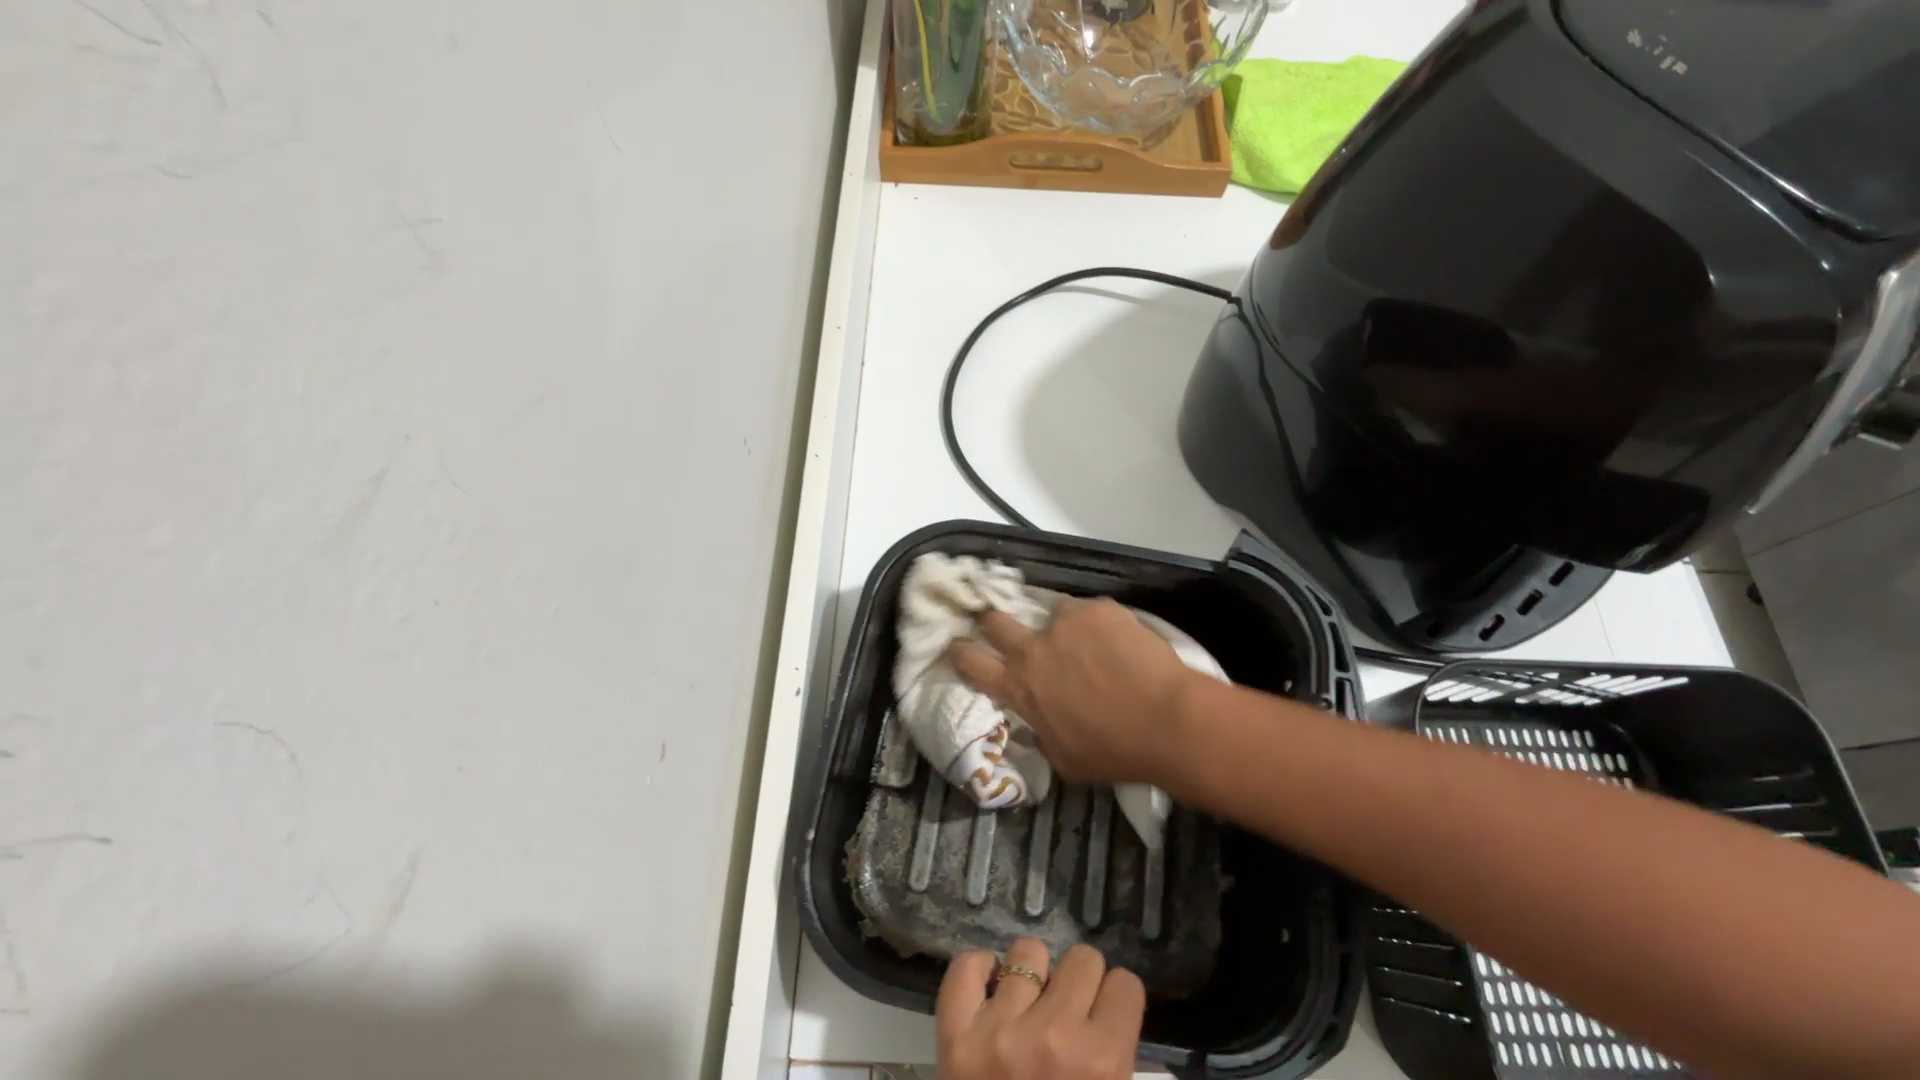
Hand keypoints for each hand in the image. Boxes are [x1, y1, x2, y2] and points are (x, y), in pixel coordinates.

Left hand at [937, 938, 1144, 1079]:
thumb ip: (1119, 1057)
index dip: (1116, 999)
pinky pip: (966, 966)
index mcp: (1103, 1061)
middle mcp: (1054, 1035)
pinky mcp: (955, 1033)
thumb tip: (1113, 1006)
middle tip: (1066, 1009)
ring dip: (1032, 974)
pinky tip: (989, 990)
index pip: (1125, 985)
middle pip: (1082, 959)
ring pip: (1029, 952)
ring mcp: (1000, 1029)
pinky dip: (978, 969)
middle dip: (1079, 982)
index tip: (1104, 1014)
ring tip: (1026, 1003)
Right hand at [947, 597, 1197, 786]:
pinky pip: (1090, 612)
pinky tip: (1120, 641)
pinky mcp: (1099, 609)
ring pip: (1052, 613)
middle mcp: (1033, 649)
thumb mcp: (1064, 760)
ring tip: (1087, 641)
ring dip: (1062, 626)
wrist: (1168, 721)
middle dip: (994, 621)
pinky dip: (1100, 625)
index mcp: (1019, 688)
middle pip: (995, 620)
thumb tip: (1036, 727)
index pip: (969, 661)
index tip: (959, 646)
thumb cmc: (1114, 752)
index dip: (960, 651)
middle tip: (1004, 626)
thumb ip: (1041, 736)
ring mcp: (1066, 623)